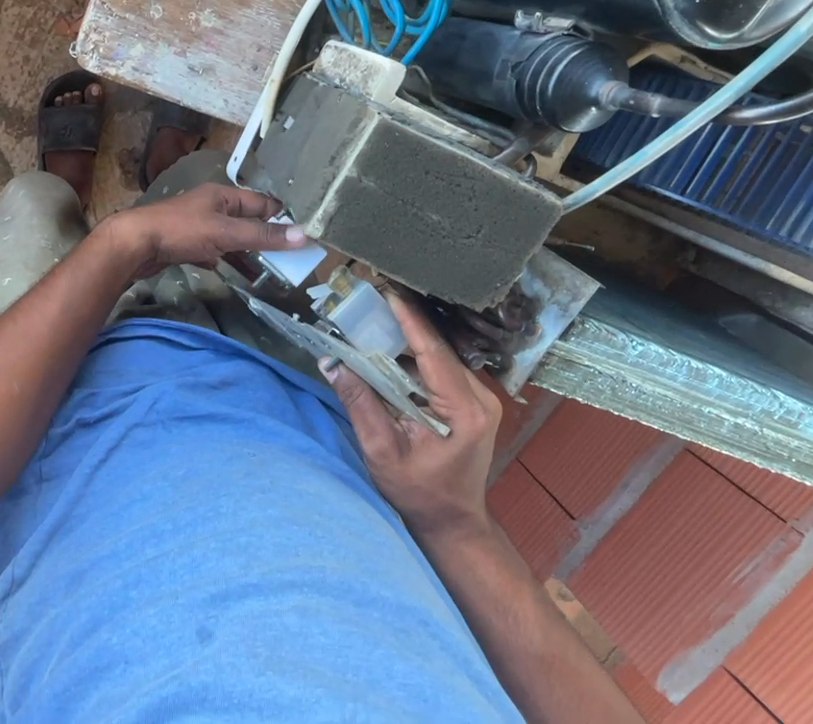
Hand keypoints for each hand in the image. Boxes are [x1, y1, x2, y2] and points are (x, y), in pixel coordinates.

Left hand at [101, 183, 306, 279]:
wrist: (133, 244)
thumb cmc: (180, 231)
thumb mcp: (226, 233)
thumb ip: (262, 235)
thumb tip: (303, 235)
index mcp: (222, 195)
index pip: (261, 204)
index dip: (282, 218)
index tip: (303, 236)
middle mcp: (210, 206)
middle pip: (246, 221)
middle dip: (265, 238)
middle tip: (289, 259)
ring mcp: (196, 225)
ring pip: (229, 238)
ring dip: (245, 253)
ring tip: (267, 272)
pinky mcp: (183, 244)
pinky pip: (211, 251)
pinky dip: (222, 260)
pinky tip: (230, 271)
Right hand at [322, 288, 502, 542]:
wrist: (453, 521)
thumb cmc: (418, 492)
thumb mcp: (381, 450)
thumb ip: (360, 403)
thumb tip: (330, 363)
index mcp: (463, 411)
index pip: (434, 352)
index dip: (409, 320)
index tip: (387, 291)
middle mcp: (481, 399)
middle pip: (439, 347)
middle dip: (406, 321)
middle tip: (373, 296)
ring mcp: (482, 399)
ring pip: (442, 354)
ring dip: (411, 335)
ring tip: (378, 312)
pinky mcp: (474, 402)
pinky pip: (444, 366)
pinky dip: (418, 352)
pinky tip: (394, 342)